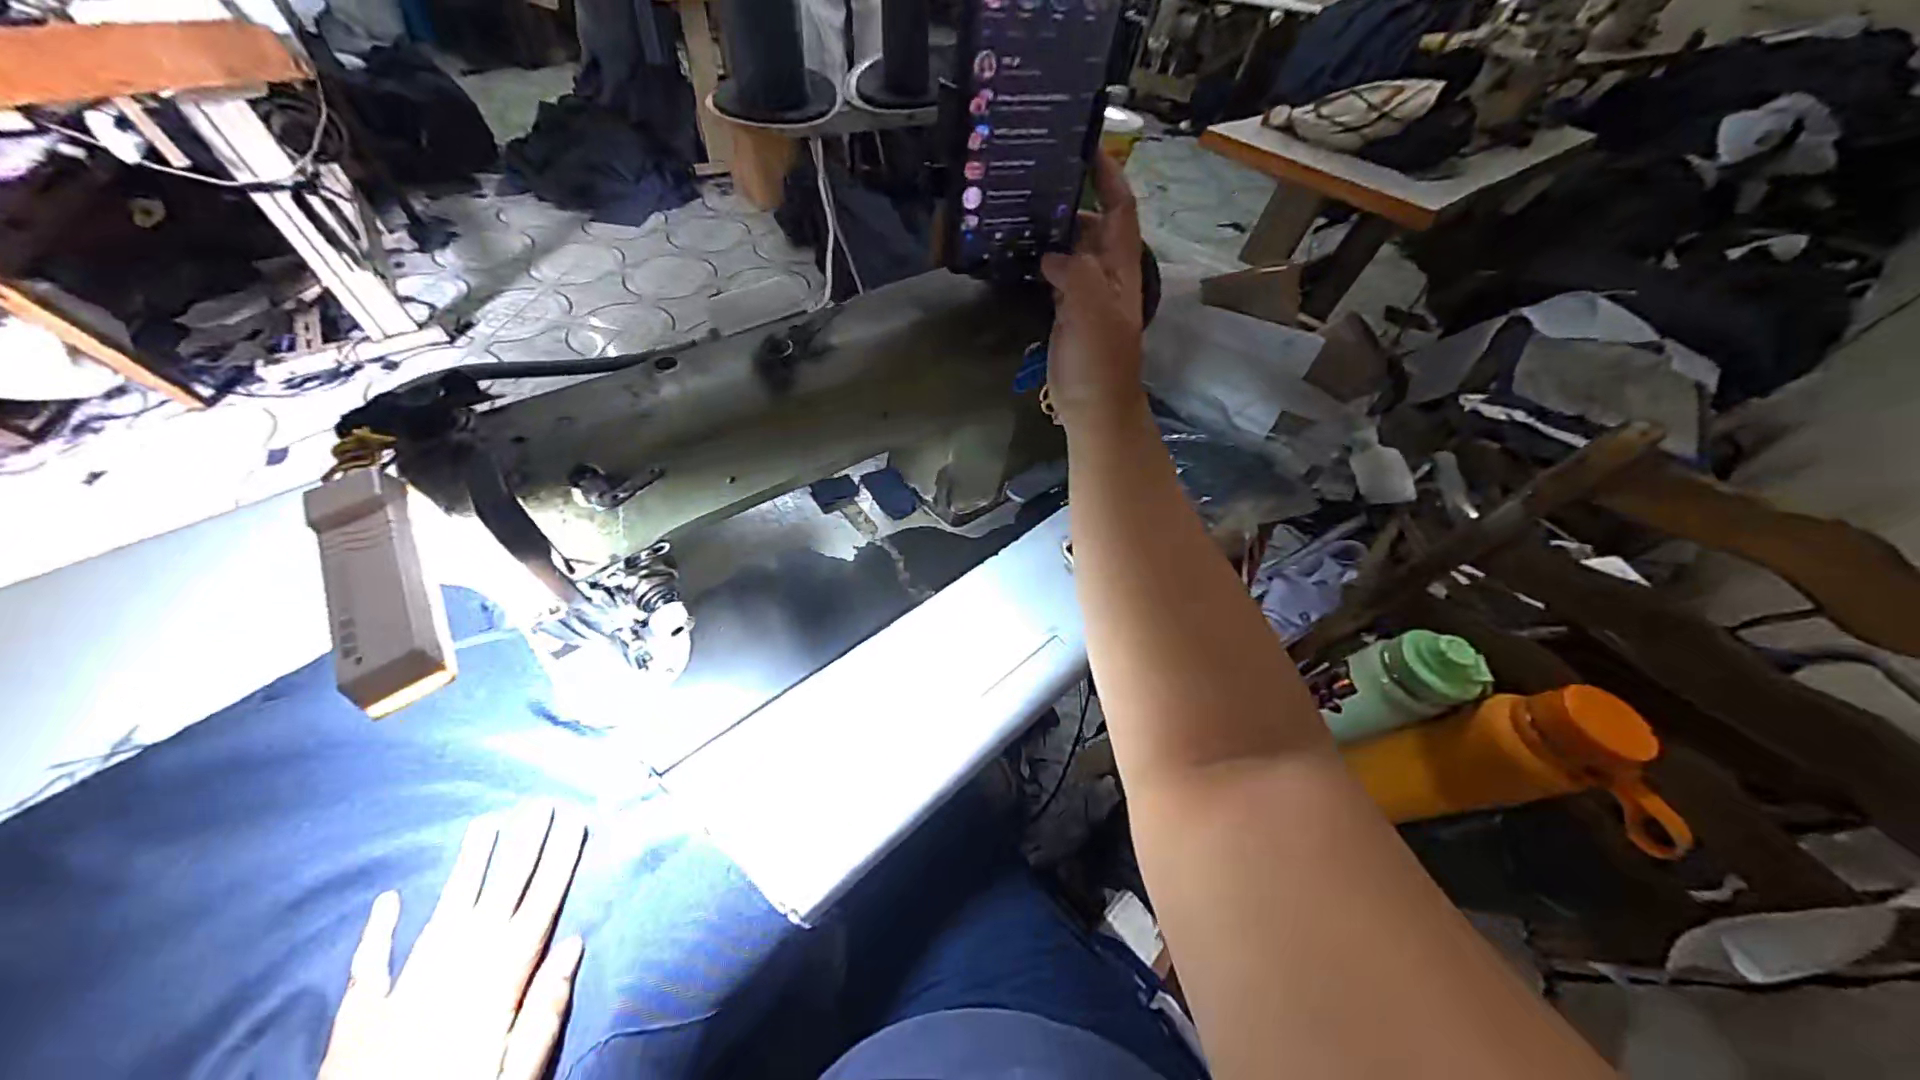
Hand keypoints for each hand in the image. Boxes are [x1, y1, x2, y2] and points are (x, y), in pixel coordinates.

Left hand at [318, 805, 586, 1079]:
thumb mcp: (515, 1076)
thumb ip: (544, 1011)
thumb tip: (574, 944)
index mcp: (495, 988)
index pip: (537, 911)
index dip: (558, 864)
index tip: (574, 825)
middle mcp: (452, 976)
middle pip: (496, 899)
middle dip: (523, 848)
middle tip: (539, 805)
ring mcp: (404, 992)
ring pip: (444, 914)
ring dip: (467, 868)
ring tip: (486, 824)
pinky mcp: (361, 1019)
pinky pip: (372, 965)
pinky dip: (379, 932)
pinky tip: (389, 900)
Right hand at [1041, 151, 1146, 425]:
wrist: (1094, 407)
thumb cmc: (1101, 360)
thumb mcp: (1092, 310)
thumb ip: (1075, 271)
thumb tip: (1050, 253)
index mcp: (1121, 266)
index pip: (1120, 209)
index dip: (1109, 176)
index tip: (1086, 147)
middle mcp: (1105, 273)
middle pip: (1090, 224)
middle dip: (1069, 199)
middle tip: (1033, 177)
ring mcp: (1084, 293)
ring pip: (1068, 249)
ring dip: (1048, 229)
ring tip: (1017, 207)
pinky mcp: (1065, 312)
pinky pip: (1052, 275)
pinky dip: (1036, 260)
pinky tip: (1014, 252)